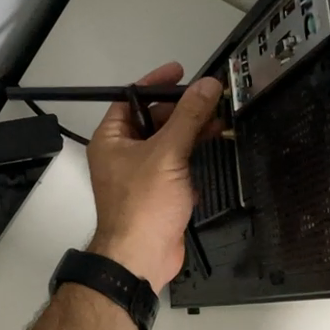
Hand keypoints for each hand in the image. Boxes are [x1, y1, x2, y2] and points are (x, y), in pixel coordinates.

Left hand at [82, 61, 223, 292]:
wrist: (140, 258)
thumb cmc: (143, 204)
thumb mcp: (167, 153)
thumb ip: (188, 117)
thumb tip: (206, 85)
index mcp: (111, 139)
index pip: (130, 98)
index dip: (155, 83)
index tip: (180, 72)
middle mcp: (121, 153)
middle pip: (152, 120)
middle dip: (180, 110)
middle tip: (209, 100)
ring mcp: (138, 174)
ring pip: (166, 144)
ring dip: (190, 134)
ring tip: (218, 124)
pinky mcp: (156, 193)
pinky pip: (175, 167)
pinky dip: (191, 159)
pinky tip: (211, 153)